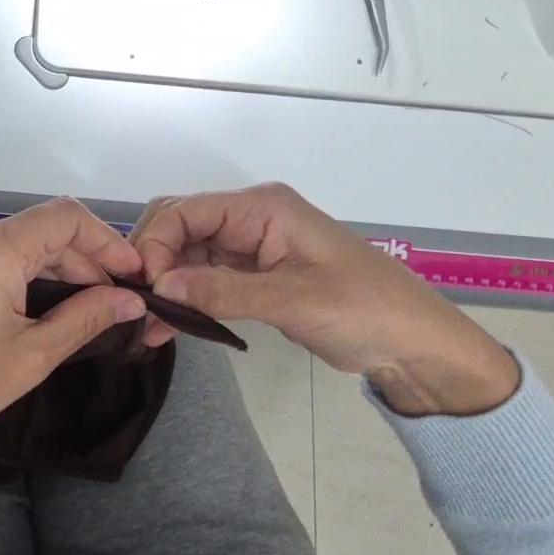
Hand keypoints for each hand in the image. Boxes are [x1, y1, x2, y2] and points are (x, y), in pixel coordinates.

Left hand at [0, 198, 146, 527]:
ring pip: (14, 241)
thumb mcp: (32, 354)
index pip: (65, 216)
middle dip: (82, 259)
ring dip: (52, 266)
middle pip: (39, 229)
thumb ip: (86, 317)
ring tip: (83, 305)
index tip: (131, 274)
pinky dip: (19, 270)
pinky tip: (40, 301)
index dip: (106, 240)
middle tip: (115, 300)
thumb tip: (130, 301)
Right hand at [131, 183, 518, 417]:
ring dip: (164, 283)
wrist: (415, 346)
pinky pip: (203, 279)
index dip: (156, 244)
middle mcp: (249, 219)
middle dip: (152, 259)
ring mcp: (248, 248)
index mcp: (262, 208)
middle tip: (137, 303)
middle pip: (179, 226)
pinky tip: (166, 326)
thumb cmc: (366, 311)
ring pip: (185, 255)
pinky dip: (183, 299)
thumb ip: (224, 291)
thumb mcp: (295, 301)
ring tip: (144, 323)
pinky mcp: (251, 276)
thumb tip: (162, 286)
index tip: (145, 288)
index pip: (186, 211)